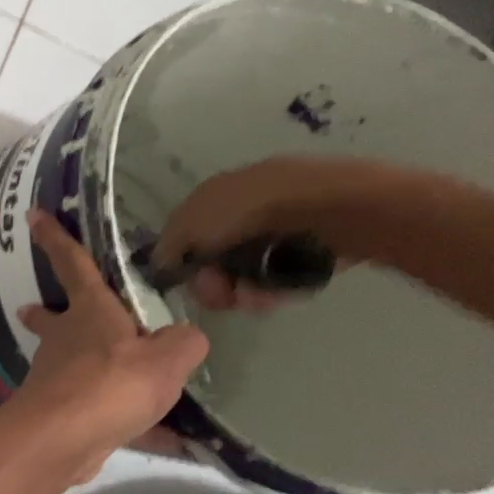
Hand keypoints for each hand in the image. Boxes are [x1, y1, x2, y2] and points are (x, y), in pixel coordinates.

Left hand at [4, 211, 209, 481]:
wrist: (64, 437)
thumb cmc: (111, 383)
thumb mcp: (166, 359)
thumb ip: (183, 343)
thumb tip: (186, 338)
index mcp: (89, 313)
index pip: (74, 265)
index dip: (56, 239)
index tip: (33, 215)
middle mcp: (66, 339)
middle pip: (53, 319)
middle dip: (45, 313)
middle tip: (35, 309)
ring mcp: (57, 376)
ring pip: (70, 365)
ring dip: (87, 369)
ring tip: (120, 380)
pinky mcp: (63, 413)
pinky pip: (101, 412)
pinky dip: (128, 422)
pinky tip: (167, 439)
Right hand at [156, 156, 379, 311]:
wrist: (332, 207)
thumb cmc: (250, 208)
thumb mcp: (192, 222)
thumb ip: (171, 244)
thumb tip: (161, 263)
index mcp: (215, 195)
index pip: (187, 233)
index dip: (180, 259)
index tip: (184, 279)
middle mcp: (246, 210)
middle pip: (216, 257)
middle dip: (211, 280)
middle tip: (219, 292)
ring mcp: (282, 232)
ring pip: (248, 271)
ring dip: (241, 290)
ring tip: (251, 298)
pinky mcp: (315, 251)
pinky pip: (283, 278)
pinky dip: (274, 291)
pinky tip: (273, 296)